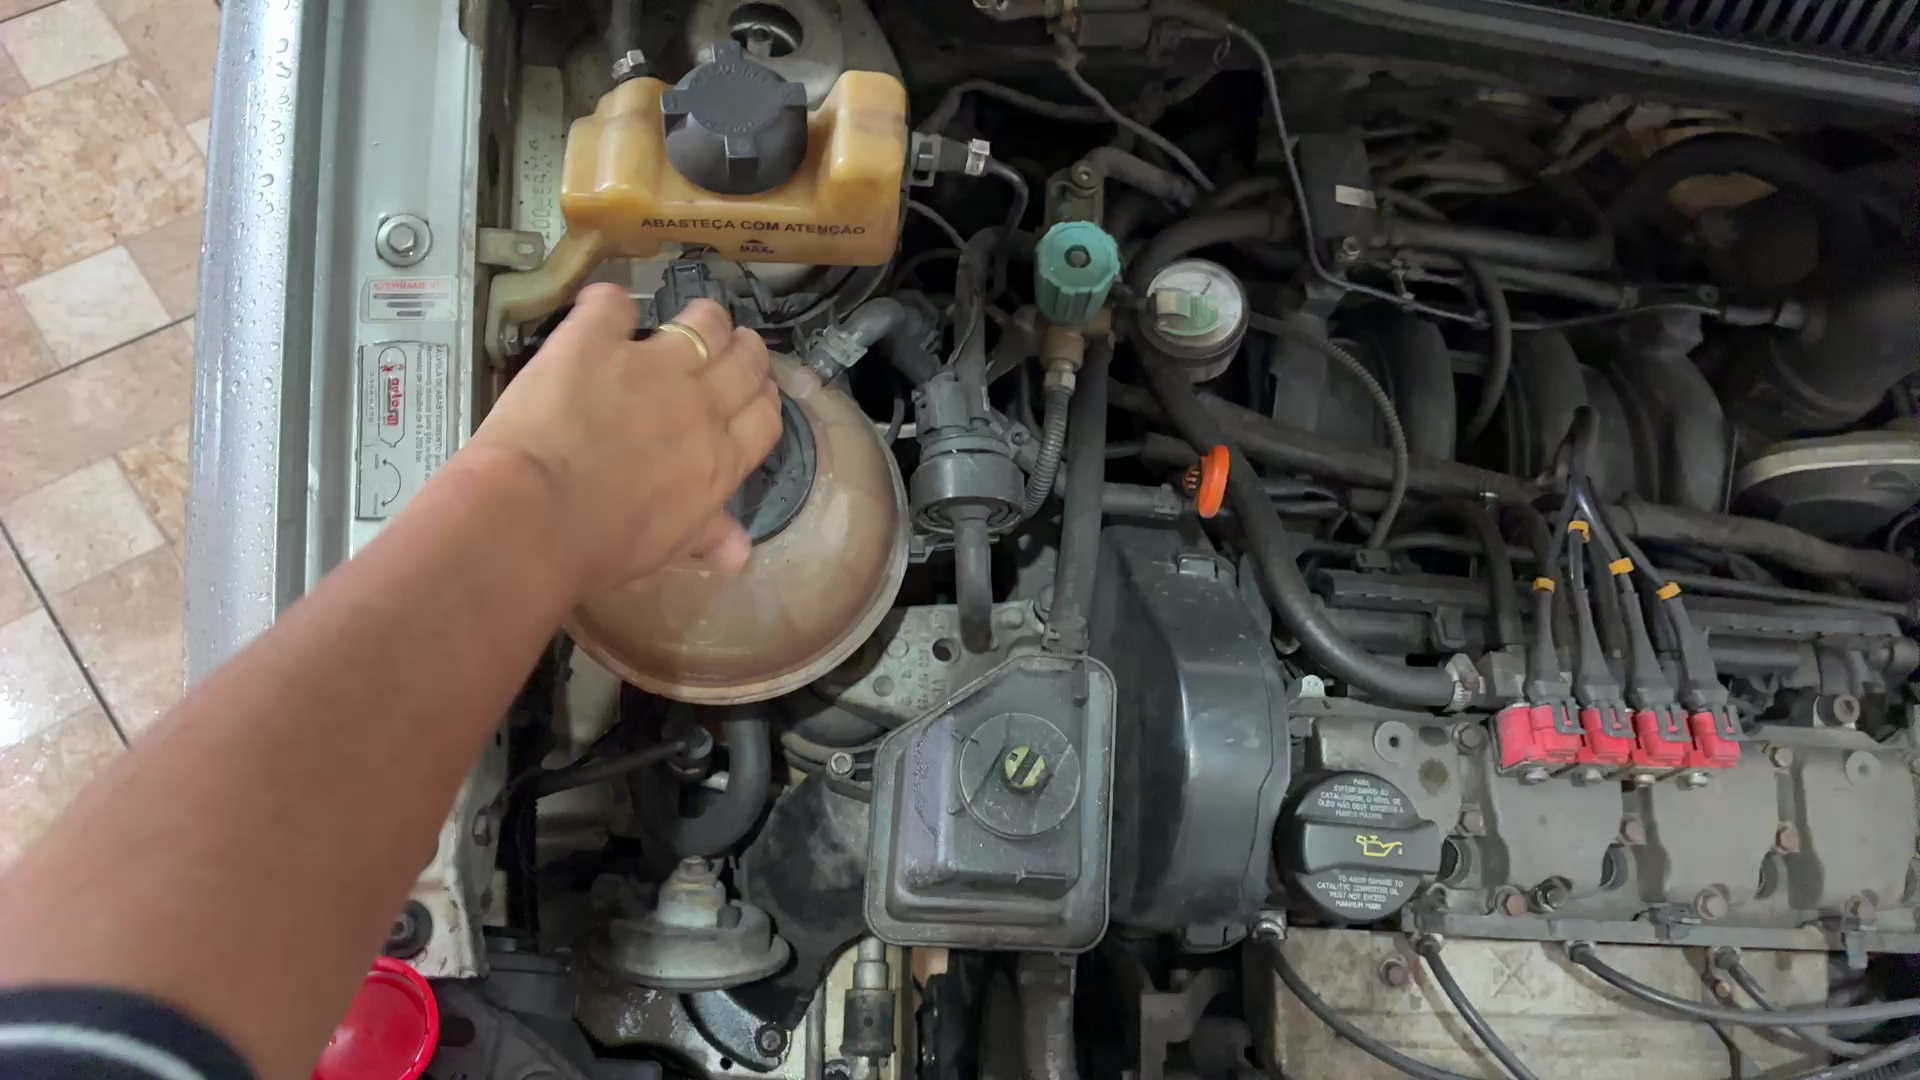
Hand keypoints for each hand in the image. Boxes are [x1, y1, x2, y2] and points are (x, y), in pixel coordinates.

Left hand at [468, 285, 780, 593]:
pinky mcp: (595, 342)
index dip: (764, 400)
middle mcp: (701, 404)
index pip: (766, 416)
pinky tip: (608, 309)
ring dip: (705, 319)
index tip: (757, 395)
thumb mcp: (671, 545)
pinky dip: (611, 303)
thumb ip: (710, 535)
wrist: (539, 516)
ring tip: (695, 319)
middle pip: (745, 363)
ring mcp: (652, 366)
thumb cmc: (609, 544)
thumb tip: (741, 553)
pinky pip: (613, 305)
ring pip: (702, 322)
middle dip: (746, 352)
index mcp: (723, 457)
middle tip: (737, 348)